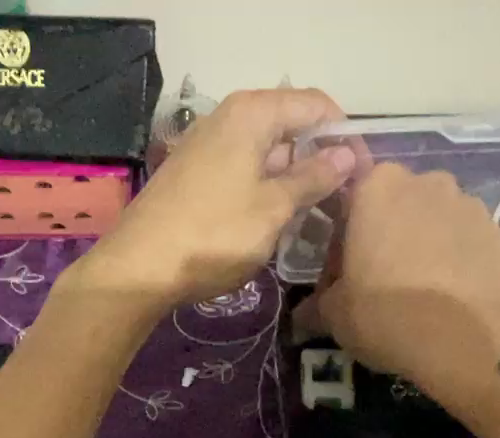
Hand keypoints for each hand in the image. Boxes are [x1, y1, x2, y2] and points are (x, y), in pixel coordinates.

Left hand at [72, 89, 355, 309]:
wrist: (138, 269)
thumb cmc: (213, 235)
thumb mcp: (273, 209)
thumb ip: (313, 178)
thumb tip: (346, 154)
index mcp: (252, 113)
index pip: (316, 106)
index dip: (344, 138)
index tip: (361, 177)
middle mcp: (227, 118)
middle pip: (288, 128)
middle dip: (317, 162)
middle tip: (338, 205)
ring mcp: (205, 148)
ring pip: (263, 156)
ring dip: (289, 183)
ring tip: (308, 222)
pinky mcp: (191, 178)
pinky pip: (240, 175)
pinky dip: (261, 194)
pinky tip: (269, 227)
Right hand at [305, 164, 499, 394]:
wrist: (466, 338)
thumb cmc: (385, 313)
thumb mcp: (334, 315)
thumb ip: (318, 304)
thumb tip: (303, 314)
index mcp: (375, 187)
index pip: (344, 209)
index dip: (338, 250)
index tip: (339, 283)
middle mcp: (423, 180)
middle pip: (390, 210)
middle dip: (380, 241)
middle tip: (373, 287)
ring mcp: (464, 201)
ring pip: (427, 222)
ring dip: (416, 248)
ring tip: (413, 294)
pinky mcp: (495, 228)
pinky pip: (458, 240)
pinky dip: (447, 260)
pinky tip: (441, 297)